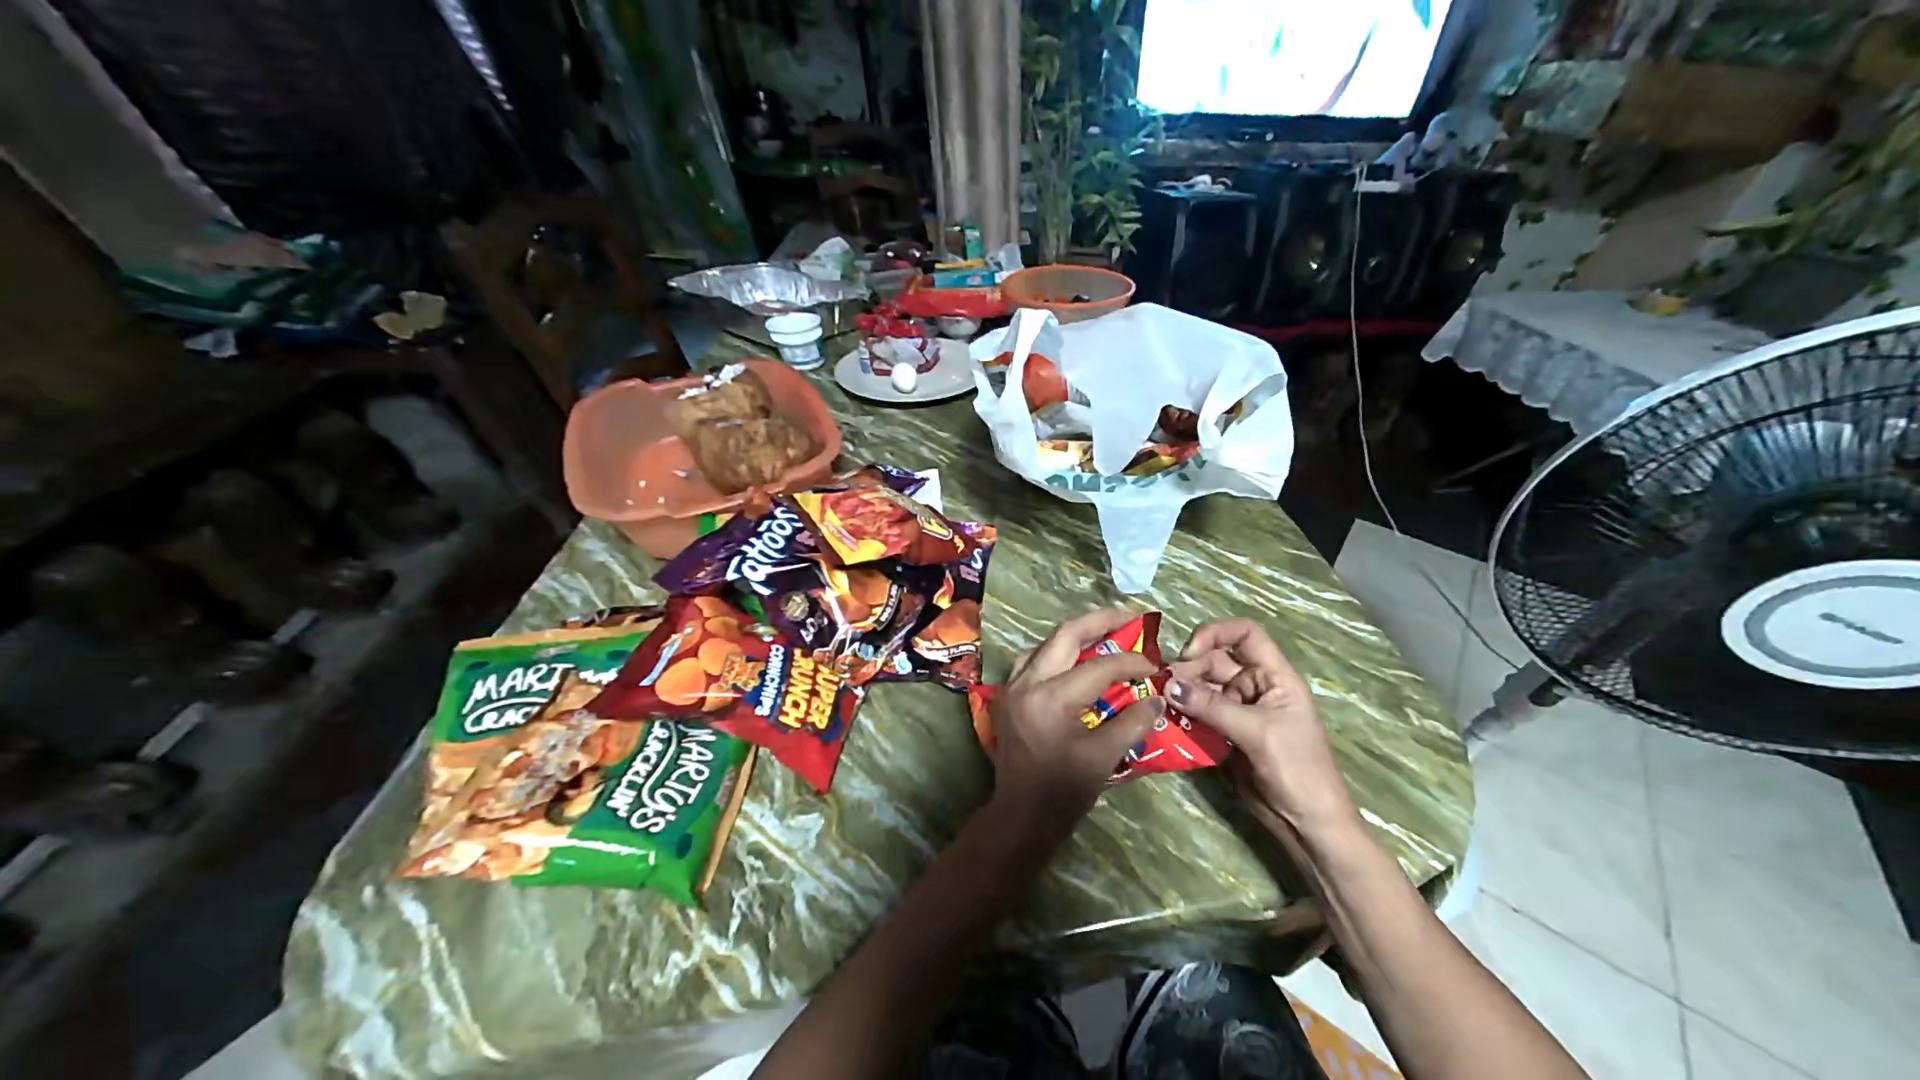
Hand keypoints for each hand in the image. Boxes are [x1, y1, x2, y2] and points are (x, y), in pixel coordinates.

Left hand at [989, 609, 1162, 824]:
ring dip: (1075, 634)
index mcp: (1050, 699)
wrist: (1021, 815)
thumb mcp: (1104, 757)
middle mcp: (1026, 683)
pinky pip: (1032, 660)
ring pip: (1045, 644)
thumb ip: (1132, 721)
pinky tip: (1073, 657)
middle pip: (1065, 636)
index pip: (1097, 667)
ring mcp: (1011, 687)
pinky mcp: (1007, 696)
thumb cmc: (1064, 791)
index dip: (1131, 662)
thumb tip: (1156, 697)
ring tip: (1105, 632)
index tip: (1155, 665)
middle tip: (1130, 616)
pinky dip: (1055, 652)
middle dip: (1099, 622)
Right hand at [1167, 619, 1358, 840]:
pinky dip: (1182, 715)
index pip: (1245, 634)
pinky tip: (1165, 721)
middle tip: (1163, 687)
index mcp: (1275, 676)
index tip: (1189, 654)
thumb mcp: (1257, 732)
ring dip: (1181, 693)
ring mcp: (1239, 711)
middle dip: (1189, 669)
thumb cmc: (1298, 770)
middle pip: (1215, 661)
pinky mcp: (1225, 734)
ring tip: (1160, 704)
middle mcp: (1255, 687)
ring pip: (1202, 688)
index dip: (1215, 634)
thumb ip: (1212, 706)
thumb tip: (1168, 685)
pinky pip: (1198, 715)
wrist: (1307, 824)